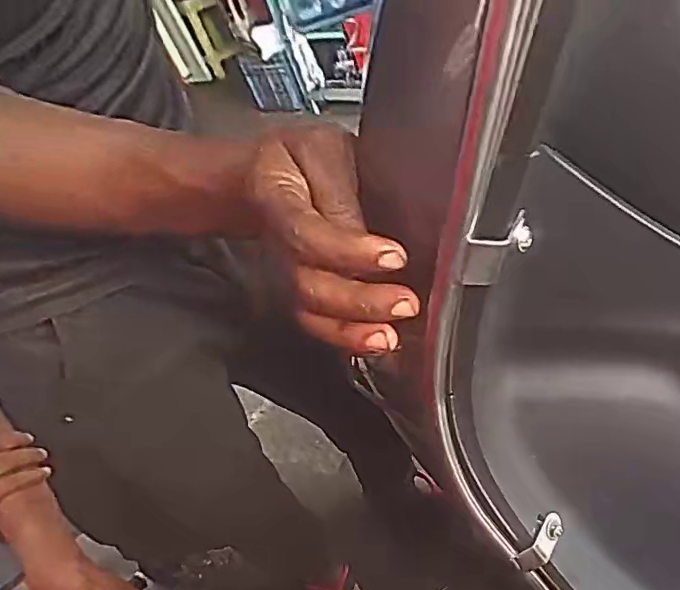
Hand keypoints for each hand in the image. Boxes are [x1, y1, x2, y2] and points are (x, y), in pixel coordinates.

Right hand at [247, 122, 419, 354]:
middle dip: (362, 301)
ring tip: (392, 336)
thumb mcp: (326, 154)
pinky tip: (379, 346)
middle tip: (405, 303)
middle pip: (312, 285)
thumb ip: (343, 192)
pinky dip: (351, 342)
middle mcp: (279, 245)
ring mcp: (290, 277)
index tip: (394, 255)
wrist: (274, 176)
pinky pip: (323, 329)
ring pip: (315, 315)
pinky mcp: (307, 299)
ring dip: (356, 331)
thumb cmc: (306, 161)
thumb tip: (371, 236)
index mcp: (277, 196)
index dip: (350, 250)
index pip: (307, 232)